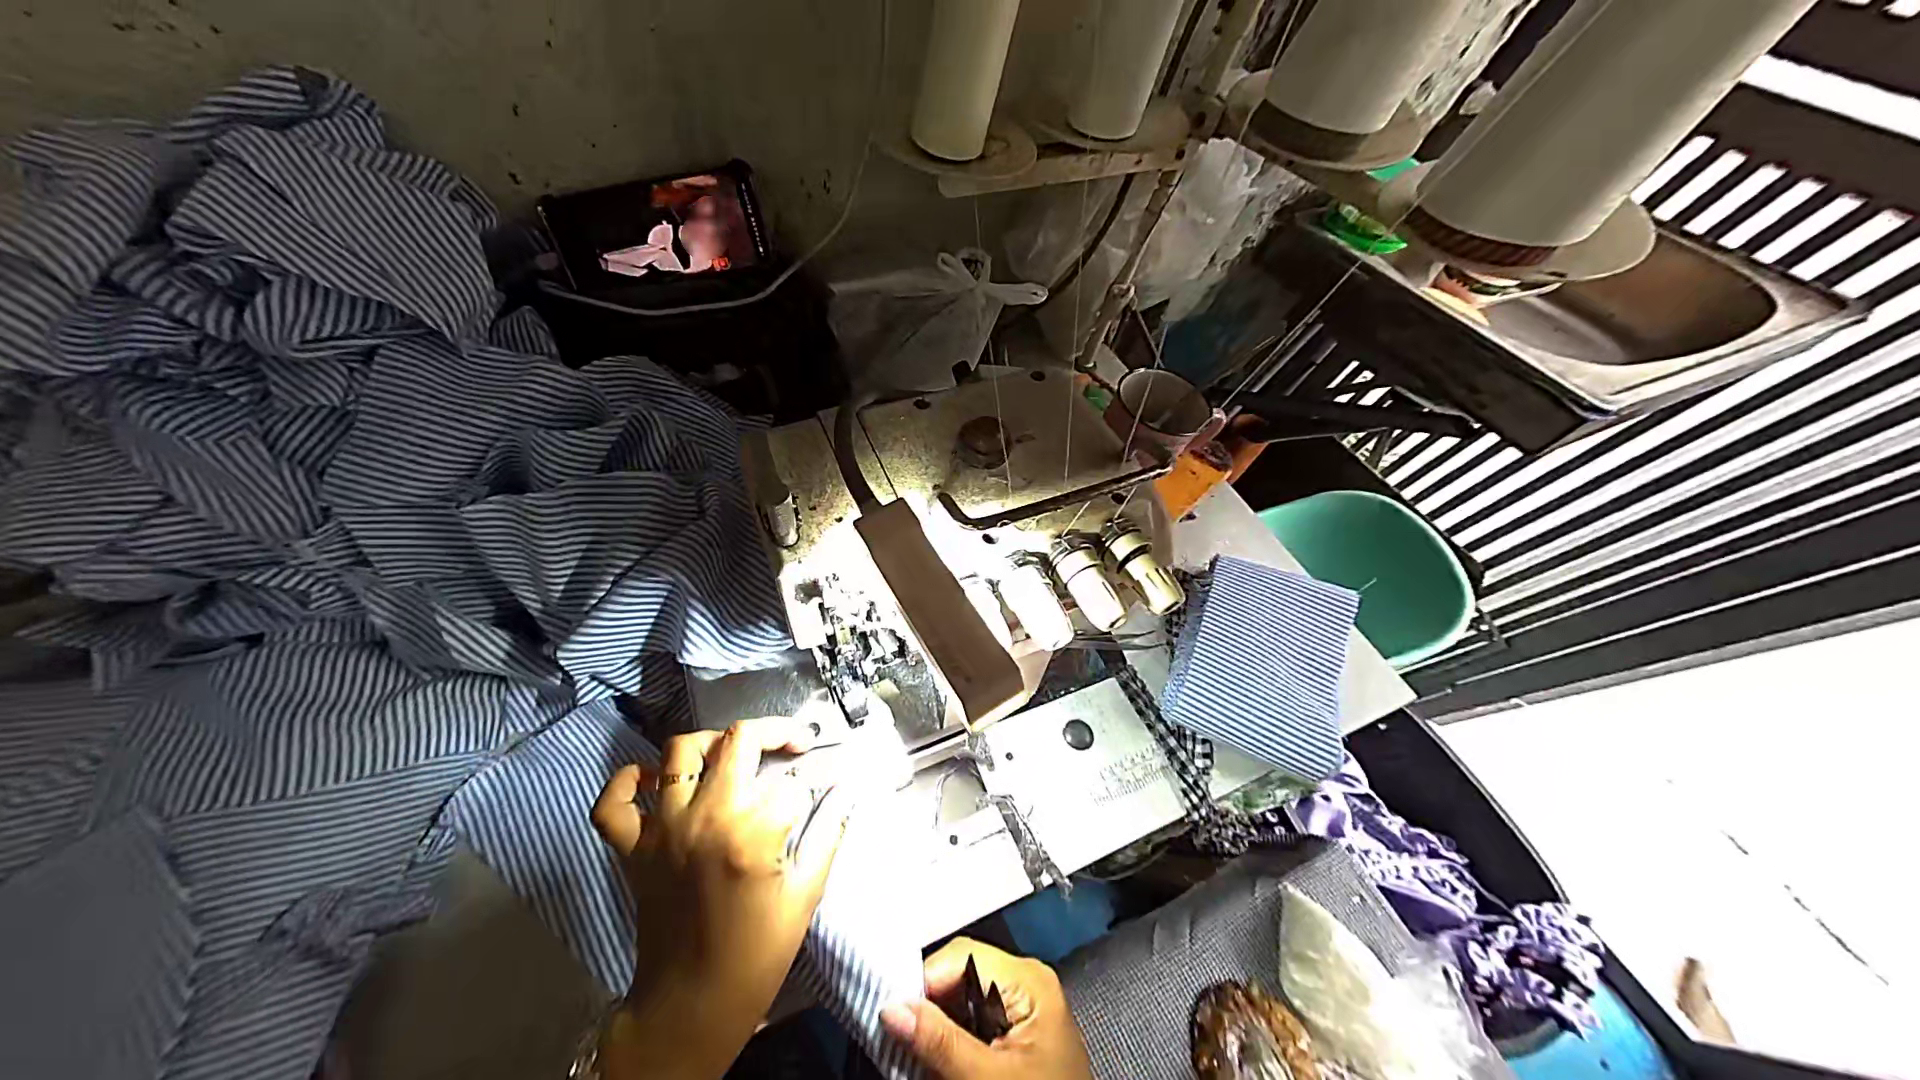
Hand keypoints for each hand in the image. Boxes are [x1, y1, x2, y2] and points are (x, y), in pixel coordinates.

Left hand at [591, 717, 848, 1079]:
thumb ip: (828, 833)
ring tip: (733, 754)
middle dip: (777, 734)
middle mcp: (705, 819)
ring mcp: (663, 831)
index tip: (821, 791)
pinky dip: (627, 781)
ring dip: (712, 742)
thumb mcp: (805, 894)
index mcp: (752, 834)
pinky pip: (613, 803)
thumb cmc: (757, 955)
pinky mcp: (633, 849)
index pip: (793, 782)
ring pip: (680, 751)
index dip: (814, 783)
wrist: (692, 1006)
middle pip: (740, 741)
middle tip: (793, 744)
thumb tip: (846, 790)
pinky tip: (655, 777)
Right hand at [881, 937, 1093, 1079]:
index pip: (960, 955)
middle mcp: (1025, 985)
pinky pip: (970, 1023)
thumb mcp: (989, 1078)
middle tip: (901, 1040)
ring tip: (920, 1058)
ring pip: (959, 1002)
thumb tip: (894, 1008)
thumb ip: (941, 1042)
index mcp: (1029, 980)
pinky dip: (950, 1042)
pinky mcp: (1012, 1035)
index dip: (923, 982)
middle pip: (958, 977)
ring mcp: (1020, 1010)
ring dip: (936, 1029)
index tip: (893, 1013)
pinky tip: (940, 1065)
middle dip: (928, 1009)